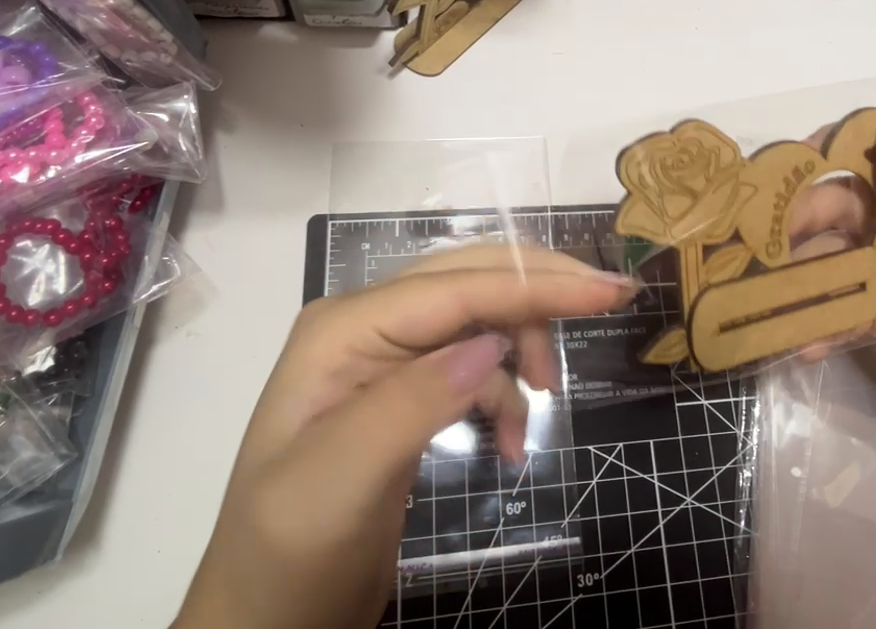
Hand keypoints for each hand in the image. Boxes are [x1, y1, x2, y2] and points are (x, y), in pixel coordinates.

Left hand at [173, 247, 635, 628]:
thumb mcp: (341, 481)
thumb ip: (412, 403)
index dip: (537, 284)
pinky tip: (512, 440)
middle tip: (611, 306)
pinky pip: (473, 365)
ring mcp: (386, 356)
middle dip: (540, 293)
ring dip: (521, 353)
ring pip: (480, 319)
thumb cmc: (288, 553)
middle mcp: (367, 325)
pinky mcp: (405, 391)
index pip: (458, 287)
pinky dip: (504, 394)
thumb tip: (489, 345)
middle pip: (472, 281)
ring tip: (542, 405)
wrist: (264, 618)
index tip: (611, 291)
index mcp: (346, 328)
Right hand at [795, 119, 875, 435]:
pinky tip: (796, 337)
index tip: (794, 158)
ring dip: (800, 266)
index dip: (842, 148)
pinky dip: (815, 320)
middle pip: (847, 203)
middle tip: (768, 234)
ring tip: (763, 284)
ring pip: (834, 254)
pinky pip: (838, 308)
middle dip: (806, 213)